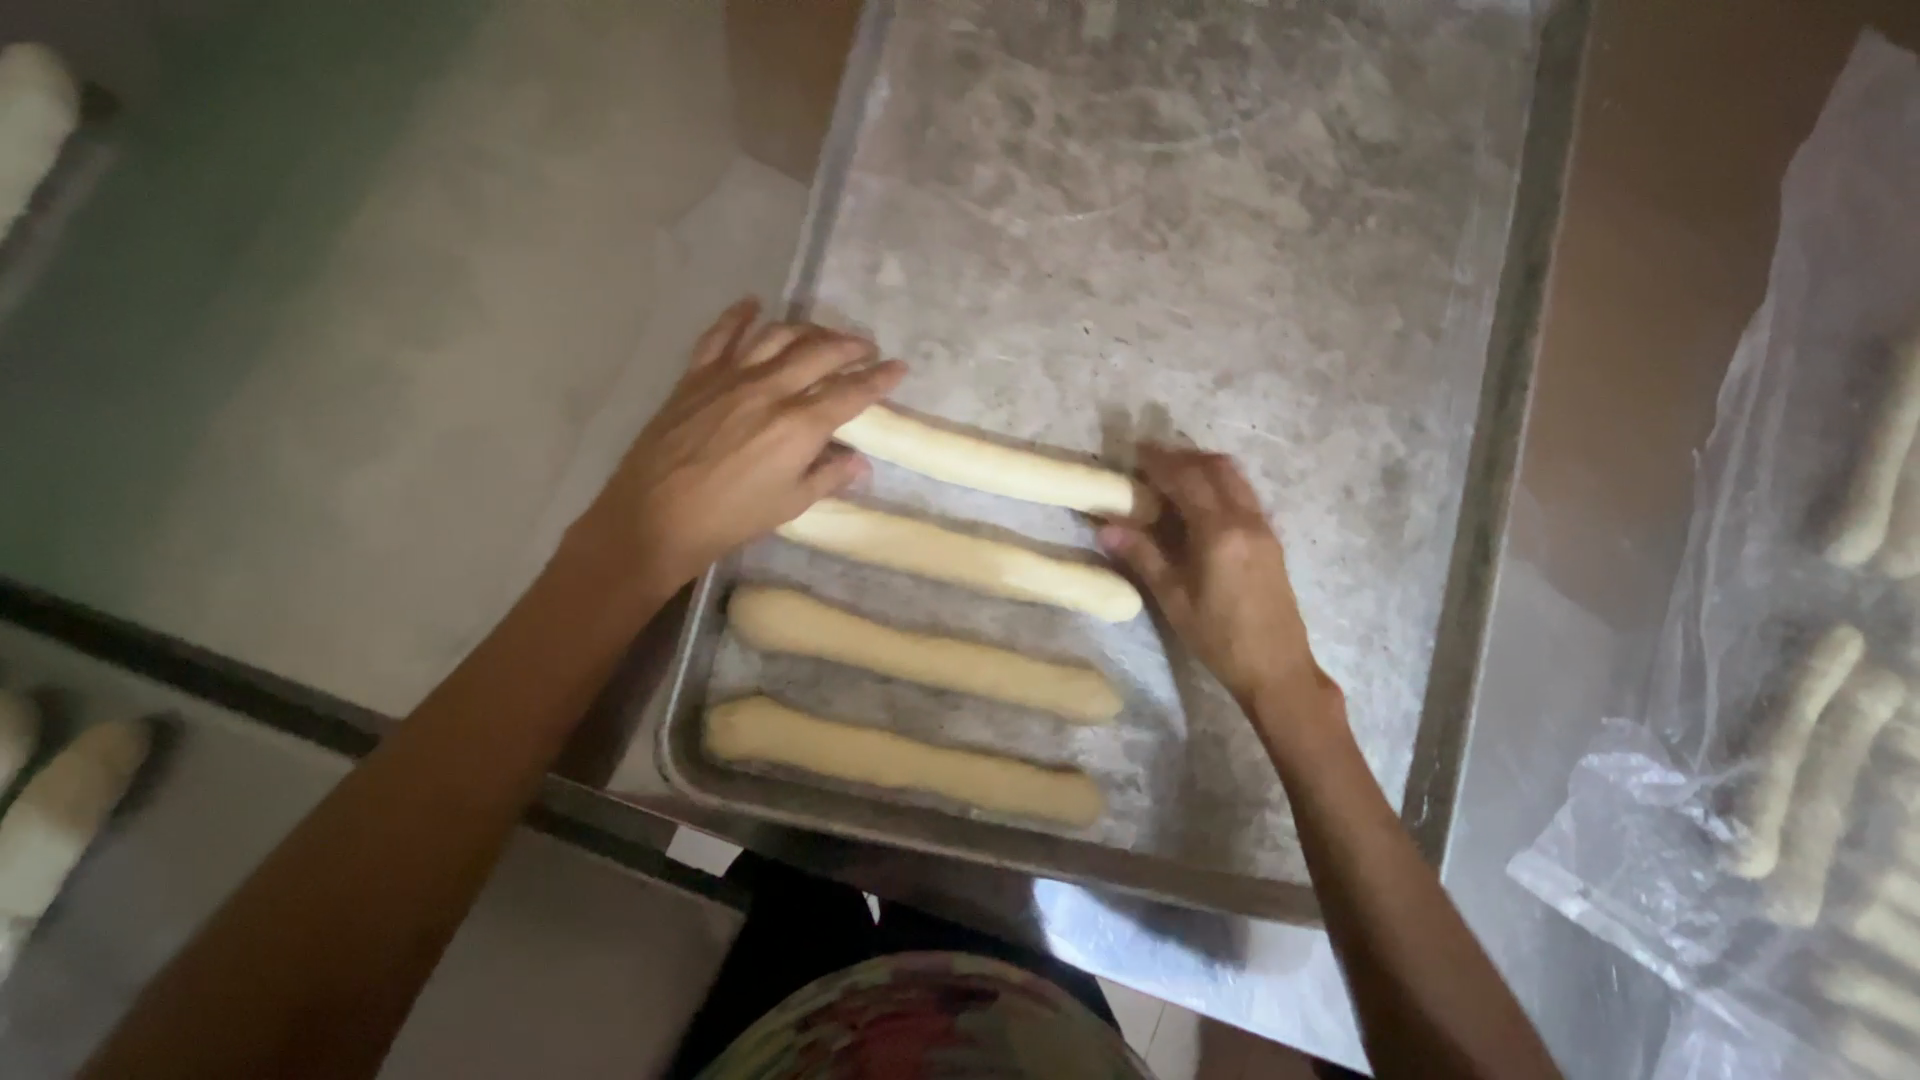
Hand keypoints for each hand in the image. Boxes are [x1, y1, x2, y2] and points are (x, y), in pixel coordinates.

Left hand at [572, 299, 904, 593]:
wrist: (656, 517)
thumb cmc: (731, 519)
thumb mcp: (790, 504)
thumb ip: (828, 476)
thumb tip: (858, 460)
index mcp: (799, 425)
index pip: (851, 392)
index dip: (879, 378)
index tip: (899, 367)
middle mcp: (770, 389)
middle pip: (819, 352)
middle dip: (850, 345)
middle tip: (866, 347)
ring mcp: (730, 377)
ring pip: (777, 336)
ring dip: (807, 329)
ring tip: (823, 333)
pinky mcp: (696, 377)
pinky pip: (721, 335)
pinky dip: (739, 316)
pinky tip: (753, 304)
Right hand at [1098, 445, 1337, 715]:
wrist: (1276, 667)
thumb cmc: (1219, 638)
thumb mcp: (1174, 599)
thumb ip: (1143, 556)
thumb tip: (1106, 528)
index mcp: (1219, 532)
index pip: (1186, 480)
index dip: (1160, 462)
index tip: (1135, 451)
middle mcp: (1246, 519)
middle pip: (1215, 468)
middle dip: (1183, 457)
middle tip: (1151, 459)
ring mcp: (1264, 527)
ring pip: (1235, 478)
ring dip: (1204, 467)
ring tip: (1173, 475)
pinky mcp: (1271, 540)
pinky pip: (1244, 494)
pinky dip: (1220, 484)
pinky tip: (1200, 503)